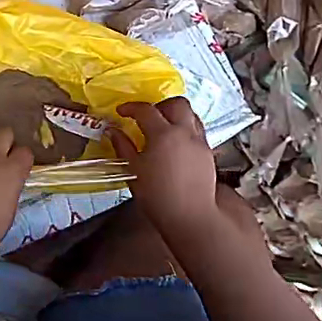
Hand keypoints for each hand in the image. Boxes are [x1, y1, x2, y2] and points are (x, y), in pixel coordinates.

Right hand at [110, 98, 220, 238]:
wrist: (190, 216)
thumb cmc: (157, 196)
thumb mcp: (134, 171)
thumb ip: (123, 147)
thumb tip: (113, 132)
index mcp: (163, 134)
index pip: (146, 110)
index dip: (131, 107)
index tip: (122, 112)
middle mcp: (185, 132)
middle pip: (177, 103)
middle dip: (160, 105)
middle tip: (147, 117)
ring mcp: (200, 141)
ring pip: (191, 114)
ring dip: (176, 115)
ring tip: (163, 128)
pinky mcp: (208, 153)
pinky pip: (197, 130)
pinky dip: (185, 129)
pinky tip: (176, 144)